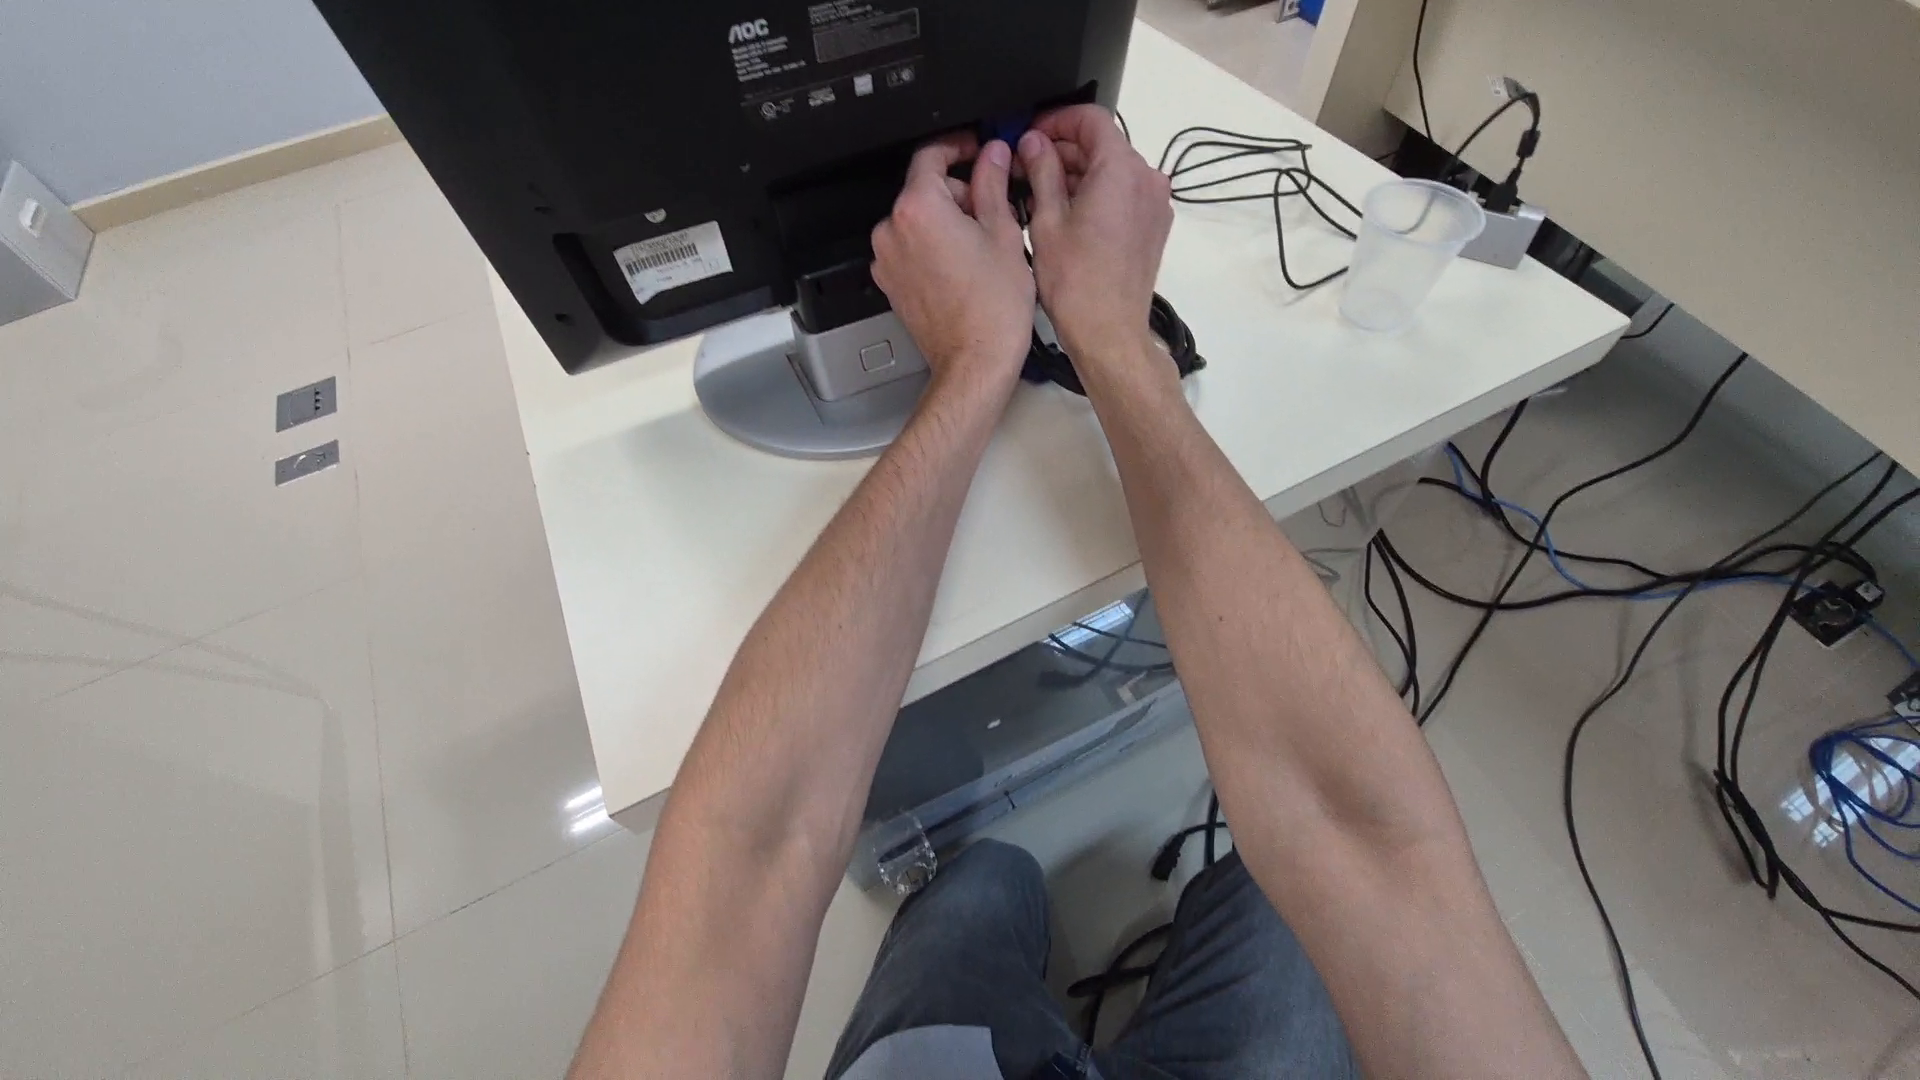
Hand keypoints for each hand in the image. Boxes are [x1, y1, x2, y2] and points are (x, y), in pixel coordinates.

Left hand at [871, 134, 1034, 402]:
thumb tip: (993, 157)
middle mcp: (893, 232)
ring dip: (945, 222)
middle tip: (992, 207)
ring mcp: (888, 261)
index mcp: (919, 209)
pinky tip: (963, 266)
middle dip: (957, 192)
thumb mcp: (1003, 234)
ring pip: (917, 221)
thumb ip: (993, 185)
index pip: (930, 154)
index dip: (957, 146)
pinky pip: (911, 250)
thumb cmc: (991, 312)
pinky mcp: (891, 284)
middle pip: (923, 190)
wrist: (974, 362)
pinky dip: (932, 248)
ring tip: (981, 245)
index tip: (975, 150)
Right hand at [1018, 107, 1174, 373]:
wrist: (1109, 332)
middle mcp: (1146, 180)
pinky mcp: (1153, 227)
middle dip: (1065, 151)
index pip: (1091, 119)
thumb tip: (1034, 143)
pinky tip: (1068, 217)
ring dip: (1079, 175)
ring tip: (1043, 195)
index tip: (1032, 134)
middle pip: (1103, 145)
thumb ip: (1042, 172)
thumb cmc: (1077, 285)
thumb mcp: (1047, 221)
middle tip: (1028, 167)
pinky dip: (1098, 195)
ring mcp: (1155, 205)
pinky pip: (1124, 196)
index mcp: (1120, 170)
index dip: (1057, 120)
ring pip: (1113, 172)